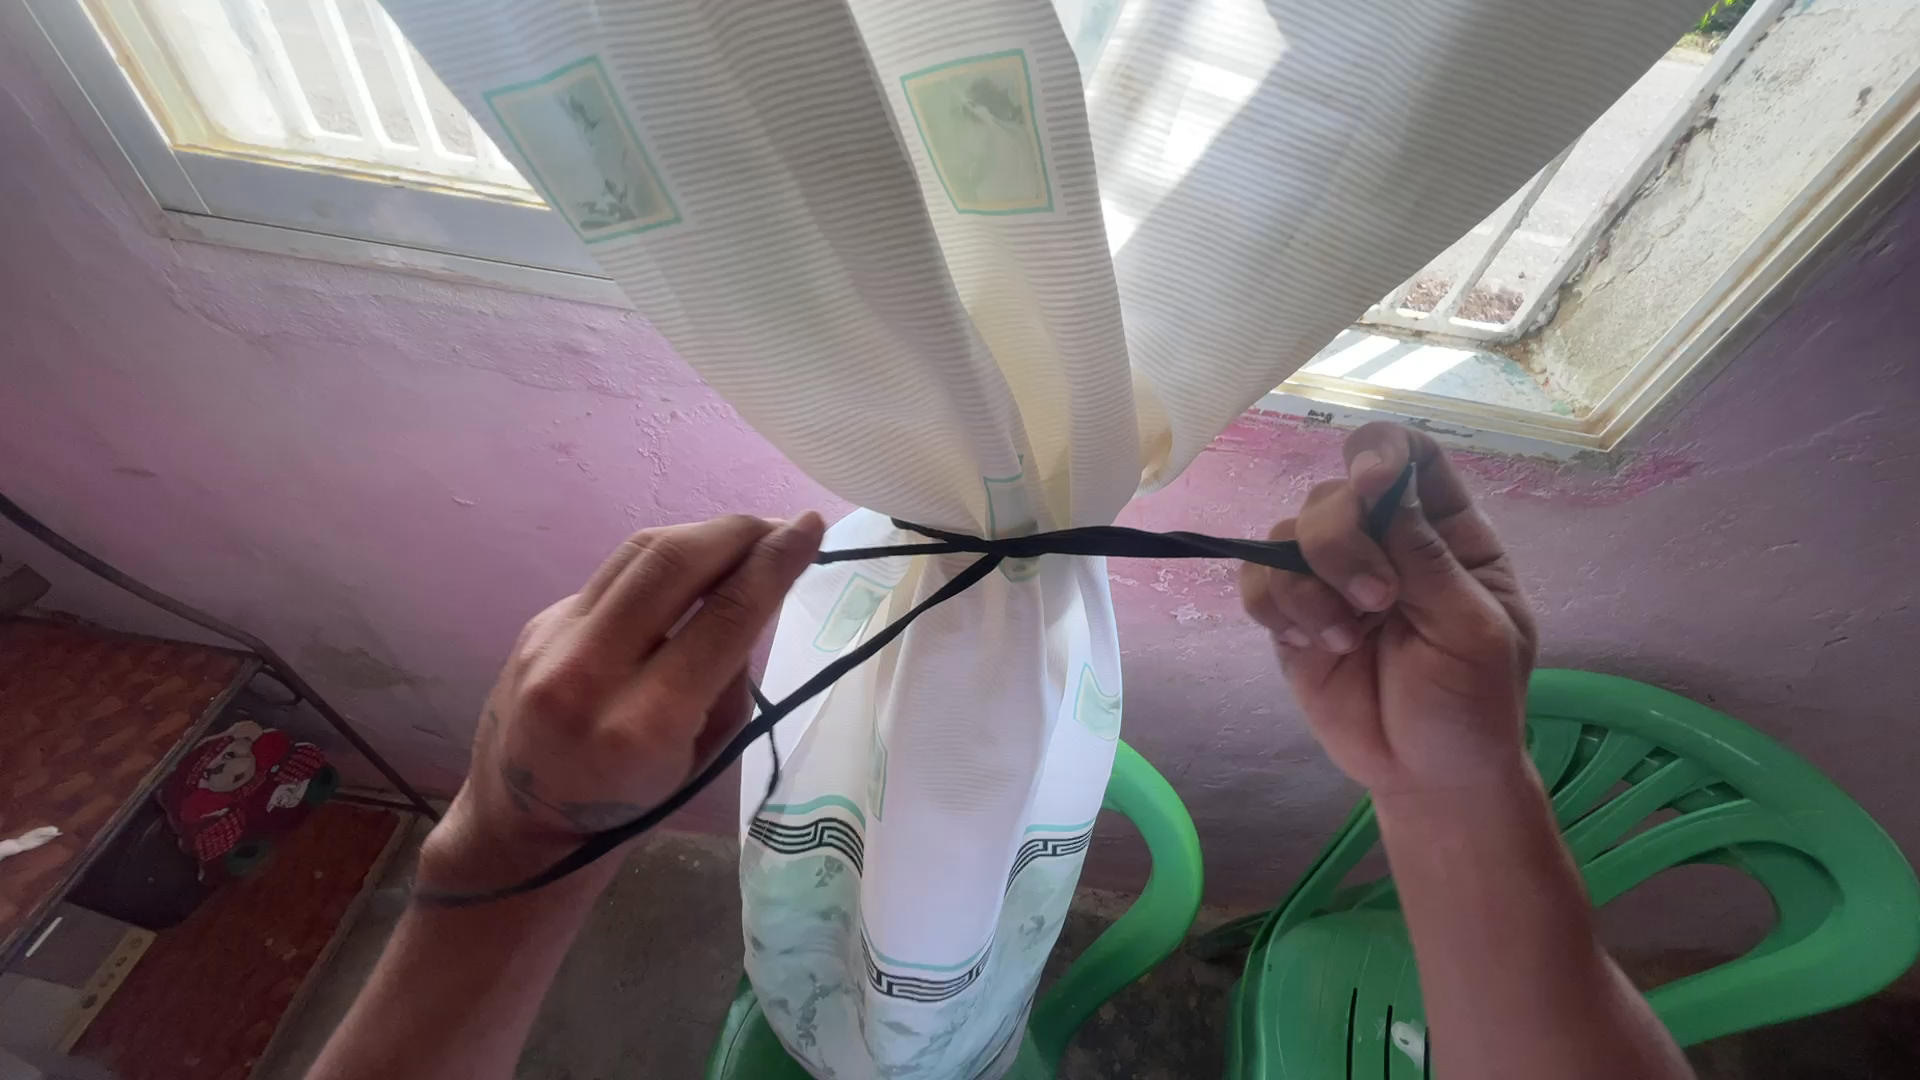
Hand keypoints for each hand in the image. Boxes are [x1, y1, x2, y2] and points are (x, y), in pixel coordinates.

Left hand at [421, 513, 824, 889]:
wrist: (520, 823)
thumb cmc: (635, 799)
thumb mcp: (709, 748)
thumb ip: (731, 668)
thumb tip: (752, 590)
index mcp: (647, 722)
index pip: (726, 616)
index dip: (775, 563)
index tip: (810, 527)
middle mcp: (590, 672)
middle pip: (674, 562)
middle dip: (738, 531)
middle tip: (779, 527)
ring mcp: (553, 641)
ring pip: (641, 551)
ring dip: (704, 533)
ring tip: (743, 539)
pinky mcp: (539, 623)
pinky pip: (617, 571)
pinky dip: (667, 560)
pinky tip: (692, 569)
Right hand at [1240, 423, 1536, 797]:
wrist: (1421, 773)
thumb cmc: (1470, 704)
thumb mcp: (1472, 630)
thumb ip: (1426, 558)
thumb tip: (1381, 485)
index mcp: (1443, 534)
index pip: (1409, 457)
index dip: (1382, 453)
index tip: (1370, 485)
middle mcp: (1380, 543)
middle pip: (1332, 494)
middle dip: (1341, 543)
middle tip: (1374, 601)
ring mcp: (1326, 576)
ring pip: (1285, 536)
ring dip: (1308, 588)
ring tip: (1343, 639)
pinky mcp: (1287, 611)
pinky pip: (1254, 580)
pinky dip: (1274, 609)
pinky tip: (1309, 643)